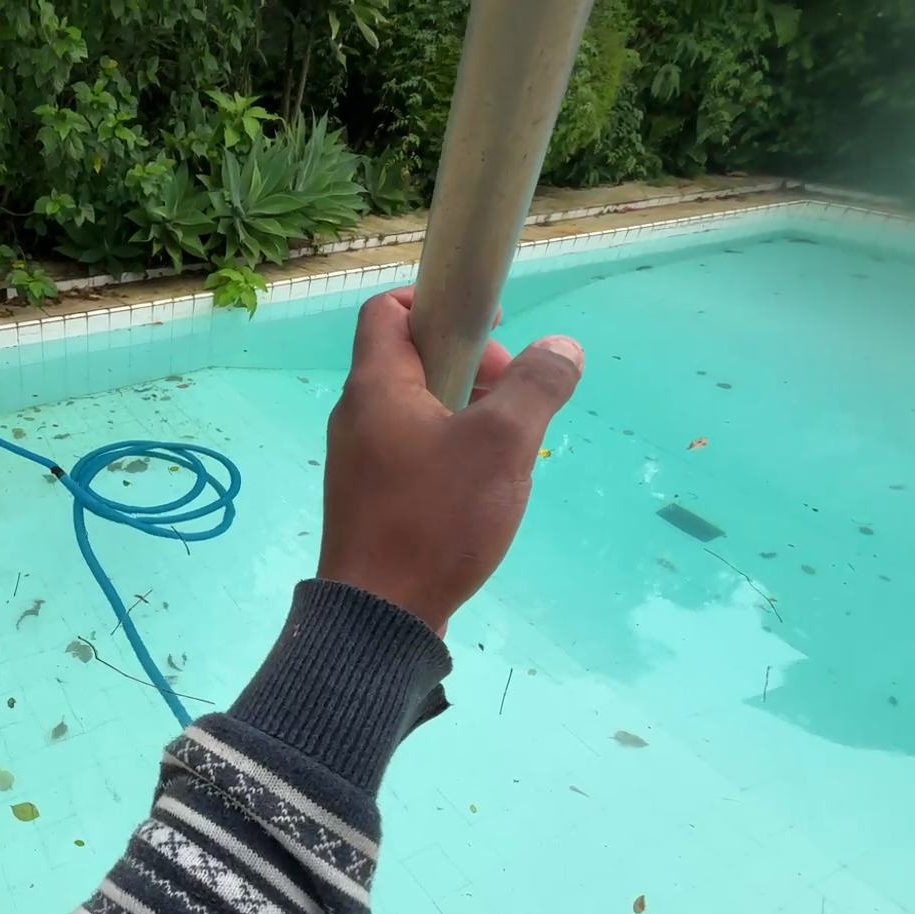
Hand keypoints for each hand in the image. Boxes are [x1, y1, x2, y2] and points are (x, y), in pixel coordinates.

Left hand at [318, 285, 583, 631]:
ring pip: (415, 409)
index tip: (486, 322)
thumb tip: (560, 347)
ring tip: (507, 443)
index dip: (432, 299)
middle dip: (467, 361)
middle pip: (408, 359)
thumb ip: (535, 385)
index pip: (384, 312)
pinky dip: (447, 447)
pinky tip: (482, 482)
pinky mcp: (368, 495)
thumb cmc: (434, 518)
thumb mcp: (502, 444)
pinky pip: (411, 449)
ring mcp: (358, 459)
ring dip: (464, 409)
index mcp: (373, 388)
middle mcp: (355, 416)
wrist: (378, 613)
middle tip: (510, 395)